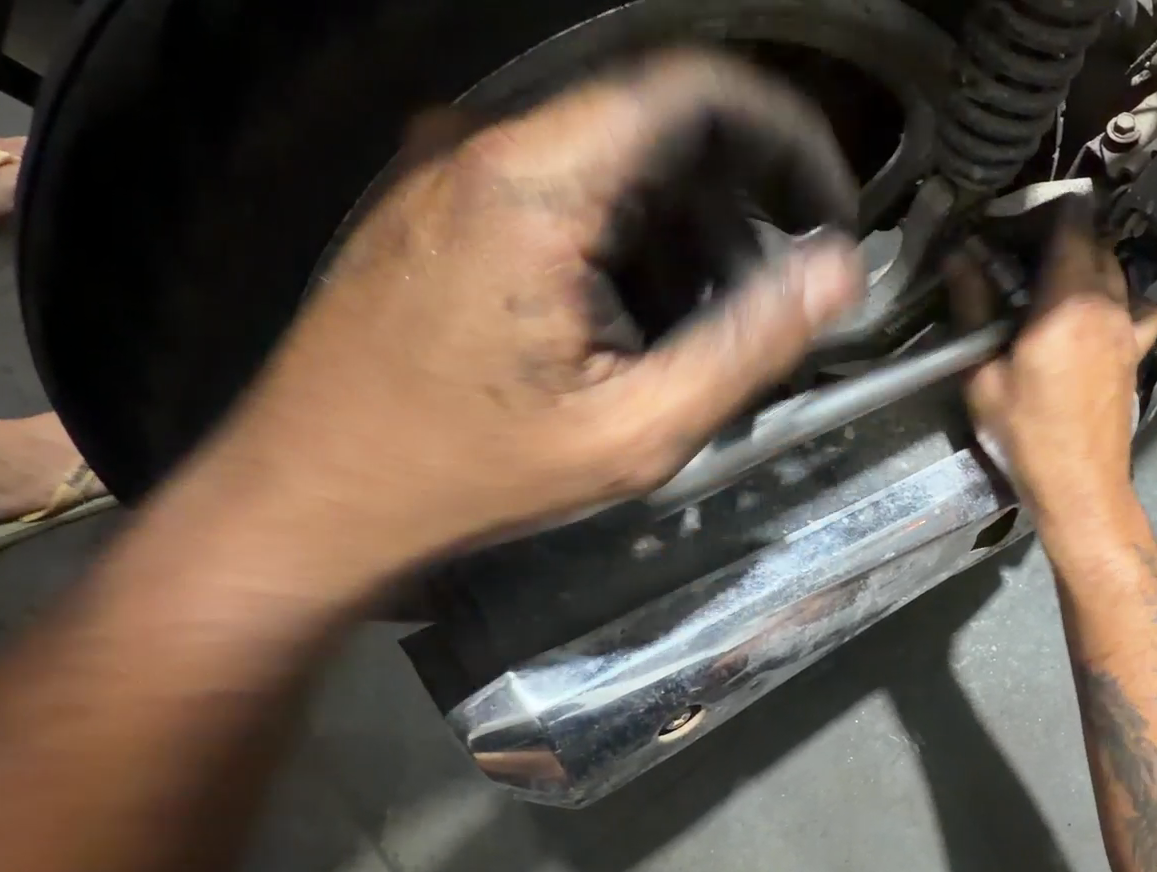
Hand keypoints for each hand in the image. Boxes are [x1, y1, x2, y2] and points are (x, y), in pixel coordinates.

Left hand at [180, 52, 865, 588]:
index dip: (786, 135)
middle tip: (768, 299)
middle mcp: (488, 145)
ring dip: (685, 234)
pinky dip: (629, 243)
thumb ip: (749, 346)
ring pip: (617, 164)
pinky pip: (569, 191)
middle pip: (661, 131)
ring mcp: (453, 168)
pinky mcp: (440, 202)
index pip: (694, 92)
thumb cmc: (477, 472)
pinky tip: (627, 324)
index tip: (829, 208)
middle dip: (740, 208)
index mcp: (536, 185)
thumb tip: (840, 271)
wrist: (316, 495)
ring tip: (691, 332)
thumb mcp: (638, 430)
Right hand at [949, 208, 1156, 525]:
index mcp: (1067, 302)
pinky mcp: (1137, 352)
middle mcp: (1108, 305)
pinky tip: (1099, 314)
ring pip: (1117, 272)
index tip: (1017, 217)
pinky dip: (1122, 299)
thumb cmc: (1026, 434)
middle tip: (1023, 253)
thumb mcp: (984, 376)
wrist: (1080, 485)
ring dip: (1089, 264)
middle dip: (1063, 237)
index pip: (1070, 226)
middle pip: (1095, 245)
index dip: (1045, 210)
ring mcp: (1130, 329)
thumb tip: (959, 257)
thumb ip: (974, 309)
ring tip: (1055, 281)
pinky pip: (1140, 308)